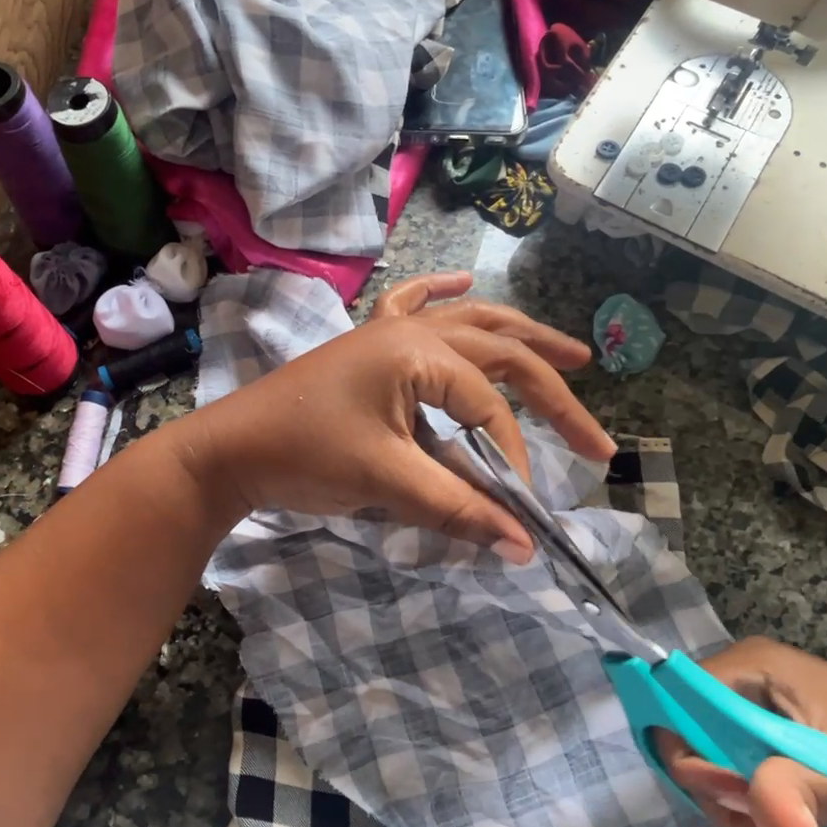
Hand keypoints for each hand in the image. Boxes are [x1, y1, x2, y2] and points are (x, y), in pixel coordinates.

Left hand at [180, 273, 615, 560]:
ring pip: (469, 323)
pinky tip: (461, 280)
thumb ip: (458, 508)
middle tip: (597, 442)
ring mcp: (385, 332)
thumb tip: (524, 547)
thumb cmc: (304, 456)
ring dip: (520, 336)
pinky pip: (408, 304)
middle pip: (500, 354)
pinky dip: (439, 292)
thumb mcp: (386, 481)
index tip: (519, 510)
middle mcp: (410, 331)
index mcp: (418, 353)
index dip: (512, 462)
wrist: (229, 448)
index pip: (488, 409)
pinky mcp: (365, 345)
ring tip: (572, 354)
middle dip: (553, 397)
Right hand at [657, 637, 826, 826]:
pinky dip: (753, 808)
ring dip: (735, 804)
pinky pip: (738, 772)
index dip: (685, 744)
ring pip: (709, 757)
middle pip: (689, 727)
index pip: (679, 694)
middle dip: (714, 783)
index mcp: (759, 663)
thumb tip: (760, 816)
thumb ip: (796, 792)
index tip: (725, 794)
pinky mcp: (781, 743)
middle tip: (760, 822)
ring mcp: (766, 711)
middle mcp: (752, 678)